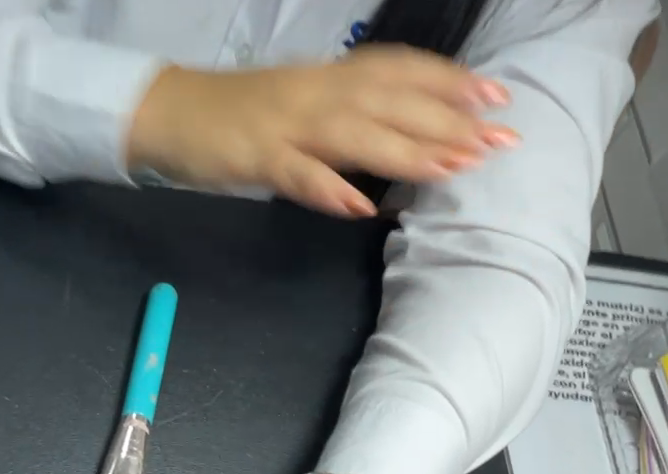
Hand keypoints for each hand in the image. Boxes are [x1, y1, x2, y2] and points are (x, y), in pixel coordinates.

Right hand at [126, 45, 515, 217]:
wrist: (168, 112)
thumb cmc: (231, 113)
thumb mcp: (293, 105)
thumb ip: (337, 118)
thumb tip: (383, 137)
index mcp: (325, 79)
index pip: (398, 72)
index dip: (449, 83)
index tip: (497, 96)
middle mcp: (315, 95)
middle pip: (391, 103)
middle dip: (448, 120)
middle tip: (499, 139)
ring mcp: (286, 127)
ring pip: (357, 134)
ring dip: (407, 150)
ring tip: (453, 167)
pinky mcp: (256, 158)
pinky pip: (299, 174)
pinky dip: (330, 189)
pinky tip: (361, 206)